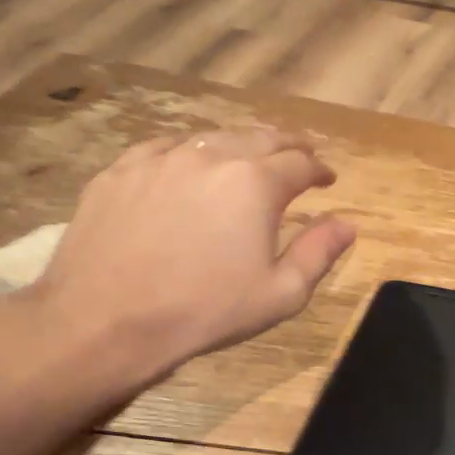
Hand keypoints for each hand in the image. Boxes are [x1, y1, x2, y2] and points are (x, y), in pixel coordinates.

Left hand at [28, 129, 355, 383]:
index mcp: (255, 184)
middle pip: (258, 137)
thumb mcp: (283, 292)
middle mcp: (209, 158)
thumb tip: (347, 225)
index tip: (328, 180)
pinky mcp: (119, 172)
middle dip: (286, 145)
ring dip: (239, 145)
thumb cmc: (209, 309)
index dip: (319, 169)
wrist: (108, 318)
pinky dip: (190, 152)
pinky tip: (191, 167)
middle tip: (300, 155)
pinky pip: (164, 149)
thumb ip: (319, 252)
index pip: (300, 163)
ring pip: (210, 138)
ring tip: (249, 158)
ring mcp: (158, 160)